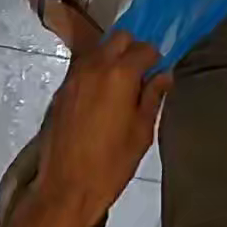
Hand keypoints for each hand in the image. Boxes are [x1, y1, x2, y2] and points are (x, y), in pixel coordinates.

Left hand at [31, 31, 172, 226]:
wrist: (66, 188)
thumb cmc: (111, 164)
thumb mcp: (142, 132)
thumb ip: (153, 97)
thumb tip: (164, 75)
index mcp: (121, 74)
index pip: (145, 48)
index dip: (156, 58)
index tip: (158, 73)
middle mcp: (96, 65)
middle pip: (120, 37)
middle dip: (133, 48)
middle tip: (140, 73)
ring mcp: (75, 75)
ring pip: (99, 48)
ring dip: (113, 57)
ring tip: (120, 85)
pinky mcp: (62, 88)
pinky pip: (84, 65)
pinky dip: (96, 70)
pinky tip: (101, 96)